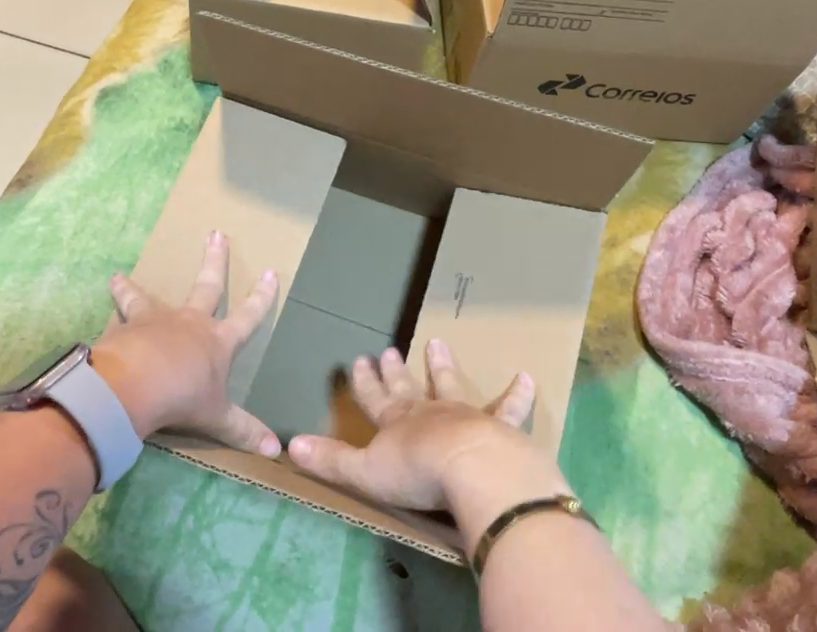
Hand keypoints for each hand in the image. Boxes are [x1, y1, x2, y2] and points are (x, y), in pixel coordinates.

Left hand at [92, 230, 281, 457]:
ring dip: (133, 288)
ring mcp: (156, 320)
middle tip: (215, 233)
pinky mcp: (125, 327)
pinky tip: (100, 310)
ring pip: (146, 297)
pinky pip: (117, 317)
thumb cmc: (183, 397)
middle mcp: (189, 321)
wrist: (137, 384)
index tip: (270, 272)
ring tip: (117, 277)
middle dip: (214, 260)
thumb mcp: (217, 417)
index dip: (261, 297)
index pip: (248, 315)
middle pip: (207, 286)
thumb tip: (278, 451)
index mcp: (218, 341)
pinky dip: (109, 312)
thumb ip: (244, 431)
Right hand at [286, 340, 562, 532]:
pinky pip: (508, 408)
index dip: (365, 382)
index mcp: (395, 423)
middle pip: (407, 387)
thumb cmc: (415, 474)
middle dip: (396, 371)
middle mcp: (427, 412)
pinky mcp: (499, 427)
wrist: (471, 470)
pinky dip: (516, 395)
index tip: (359, 360)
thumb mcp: (364, 472)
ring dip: (442, 366)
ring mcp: (464, 415)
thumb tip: (290, 446)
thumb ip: (331, 460)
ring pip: (450, 385)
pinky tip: (526, 378)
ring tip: (438, 343)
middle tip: (390, 349)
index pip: (374, 398)